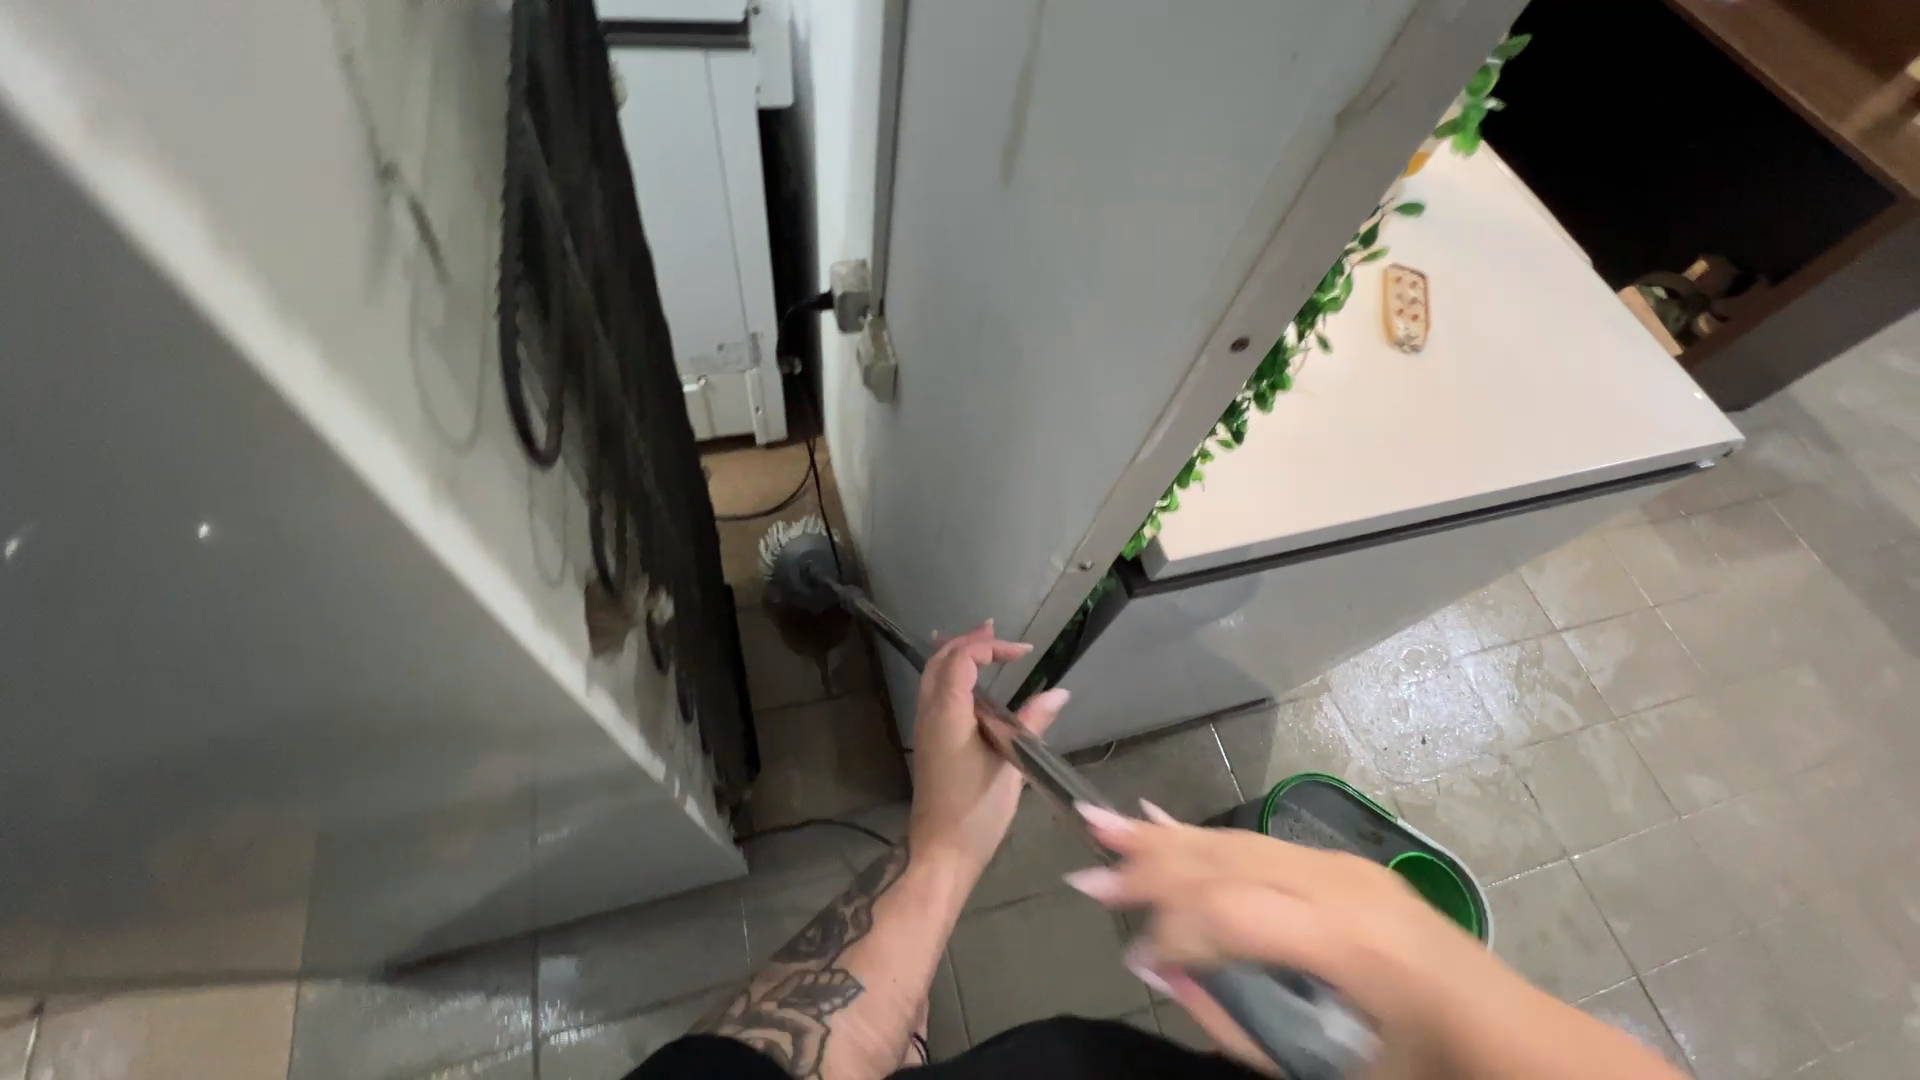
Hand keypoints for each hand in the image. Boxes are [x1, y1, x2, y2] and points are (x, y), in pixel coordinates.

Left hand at [906, 621, 1068, 876]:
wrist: (940, 852)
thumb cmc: (976, 811)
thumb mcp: (1010, 766)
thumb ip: (1030, 725)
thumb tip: (1060, 693)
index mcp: (947, 714)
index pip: (962, 659)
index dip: (990, 646)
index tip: (1025, 653)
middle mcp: (929, 713)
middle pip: (940, 659)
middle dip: (968, 641)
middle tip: (997, 631)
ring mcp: (925, 726)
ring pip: (934, 675)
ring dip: (958, 655)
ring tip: (985, 644)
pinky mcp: (929, 740)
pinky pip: (936, 692)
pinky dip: (953, 675)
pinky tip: (972, 682)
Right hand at [1066, 806, 1515, 1074]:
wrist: (1519, 1039)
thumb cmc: (1426, 1069)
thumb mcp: (1332, 1070)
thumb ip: (1236, 1020)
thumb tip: (1159, 972)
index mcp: (1351, 945)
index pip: (1235, 915)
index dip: (1174, 931)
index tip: (1134, 956)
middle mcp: (1341, 886)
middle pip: (1226, 861)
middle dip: (1152, 866)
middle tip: (1088, 869)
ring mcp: (1342, 864)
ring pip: (1234, 841)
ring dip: (1164, 838)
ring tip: (1104, 828)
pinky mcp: (1339, 861)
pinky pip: (1255, 842)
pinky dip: (1200, 836)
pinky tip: (1160, 823)